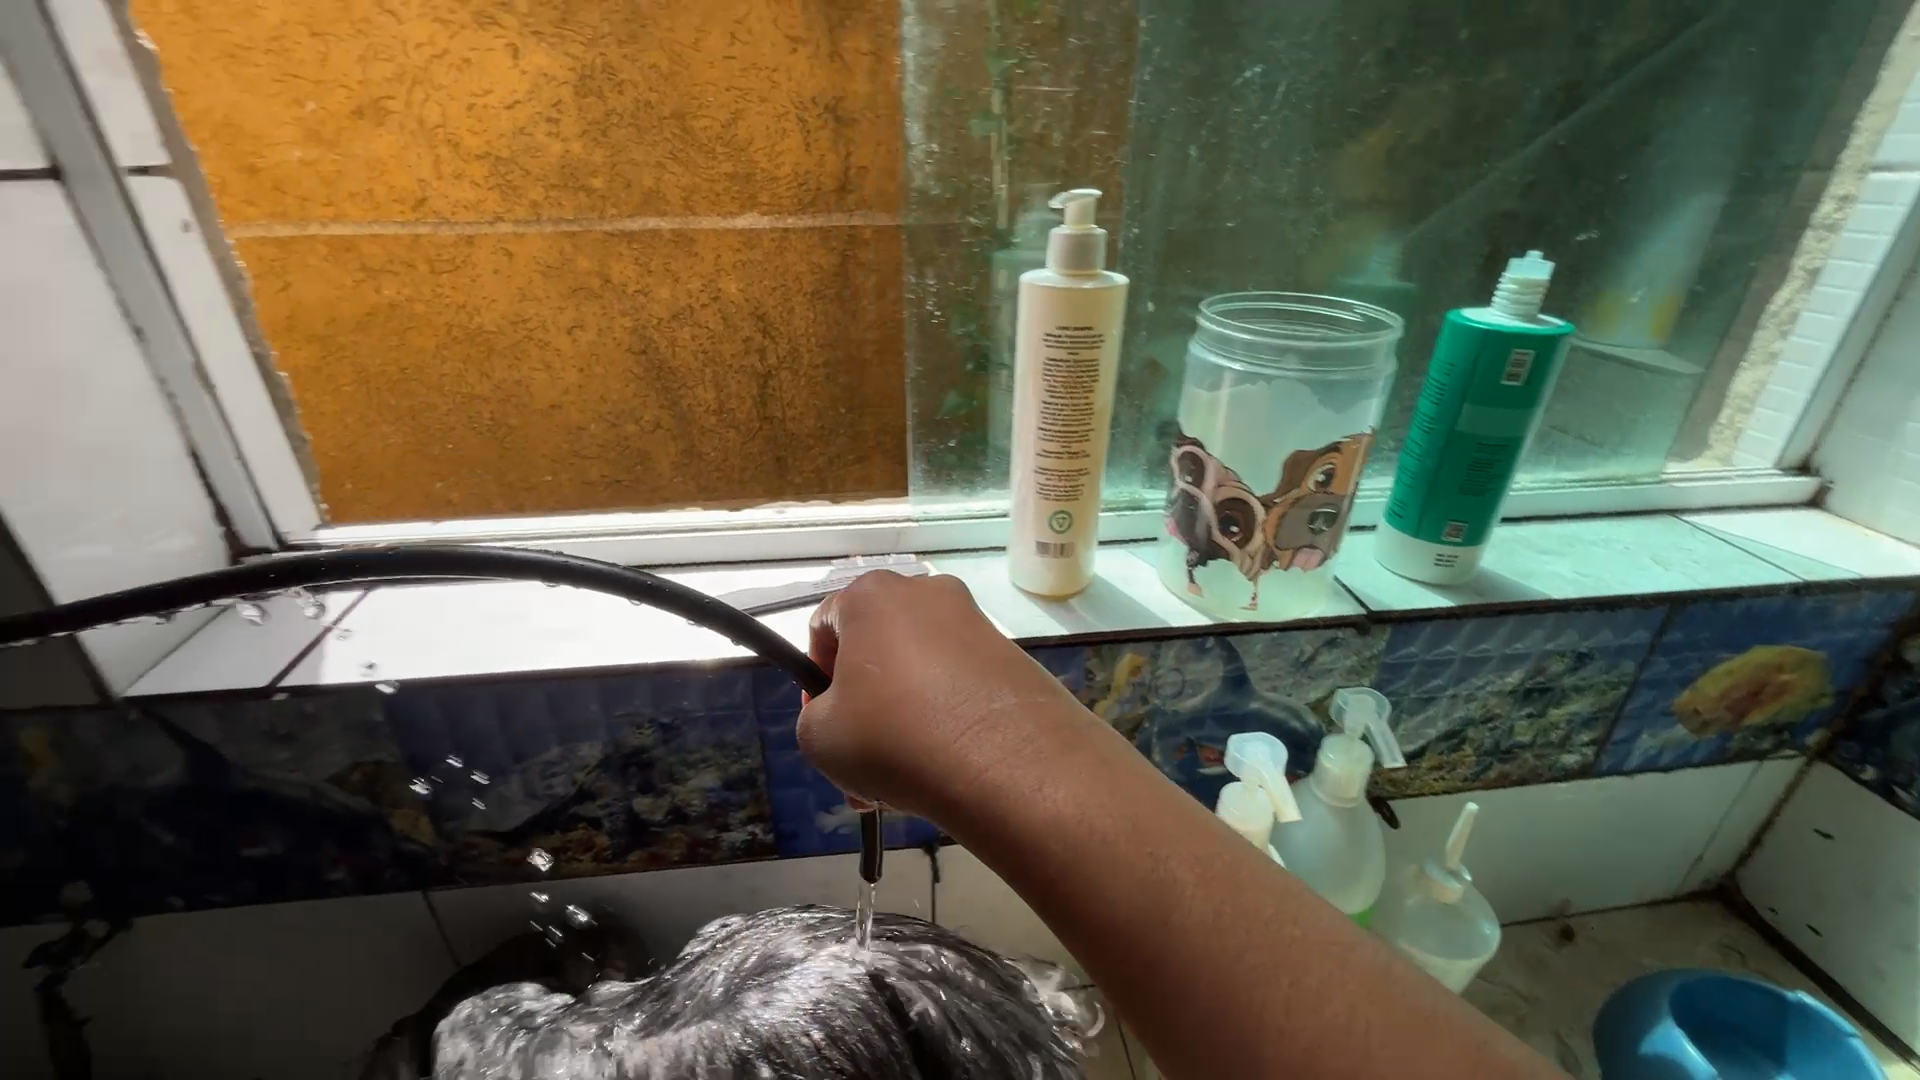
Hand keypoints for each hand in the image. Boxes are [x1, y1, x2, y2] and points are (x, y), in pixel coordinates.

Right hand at [798, 570, 1083, 818]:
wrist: (1005, 761)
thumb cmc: (895, 736)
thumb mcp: (818, 738)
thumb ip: (814, 714)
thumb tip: (841, 712)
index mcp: (872, 595)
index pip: (825, 624)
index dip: (816, 674)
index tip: (826, 717)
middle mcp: (926, 592)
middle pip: (876, 646)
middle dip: (863, 702)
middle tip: (861, 758)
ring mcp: (974, 619)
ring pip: (918, 668)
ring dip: (902, 715)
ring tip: (902, 777)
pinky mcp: (1008, 653)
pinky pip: (958, 680)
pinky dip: (944, 713)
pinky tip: (942, 764)